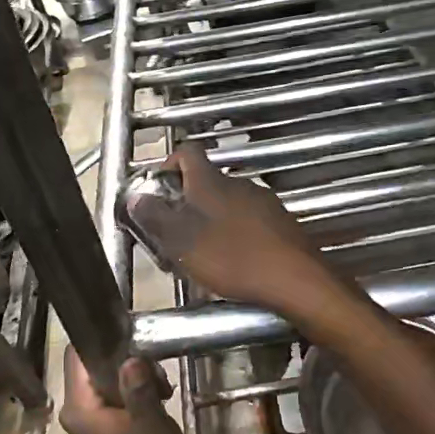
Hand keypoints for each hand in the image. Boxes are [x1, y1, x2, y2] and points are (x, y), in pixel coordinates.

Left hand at [59, 348, 183, 433]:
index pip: (76, 354)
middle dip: (124, 361)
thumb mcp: (150, 425)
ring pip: (104, 378)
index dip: (101, 340)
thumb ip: (139, 390)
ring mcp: (85, 418)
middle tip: (155, 372)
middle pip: (92, 364)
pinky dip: (130, 391)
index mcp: (79, 406)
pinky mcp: (98, 425)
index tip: (130, 337)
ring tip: (160, 388)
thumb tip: (131, 360)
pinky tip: (154, 399)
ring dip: (132, 377)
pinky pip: (110, 394)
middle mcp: (74, 408)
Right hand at [164, 143, 337, 313]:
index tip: (159, 190)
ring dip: (211, 220)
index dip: (169, 165)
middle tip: (175, 231)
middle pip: (206, 181)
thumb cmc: (232, 257)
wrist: (298, 281)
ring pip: (227, 203)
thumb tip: (136, 197)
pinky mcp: (282, 224)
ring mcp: (264, 202)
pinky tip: (233, 262)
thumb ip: (155, 216)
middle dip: (187, 202)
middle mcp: (238, 183)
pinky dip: (235, 234)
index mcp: (211, 181)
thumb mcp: (181, 241)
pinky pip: (248, 222)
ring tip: (202, 252)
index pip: (186, 152)